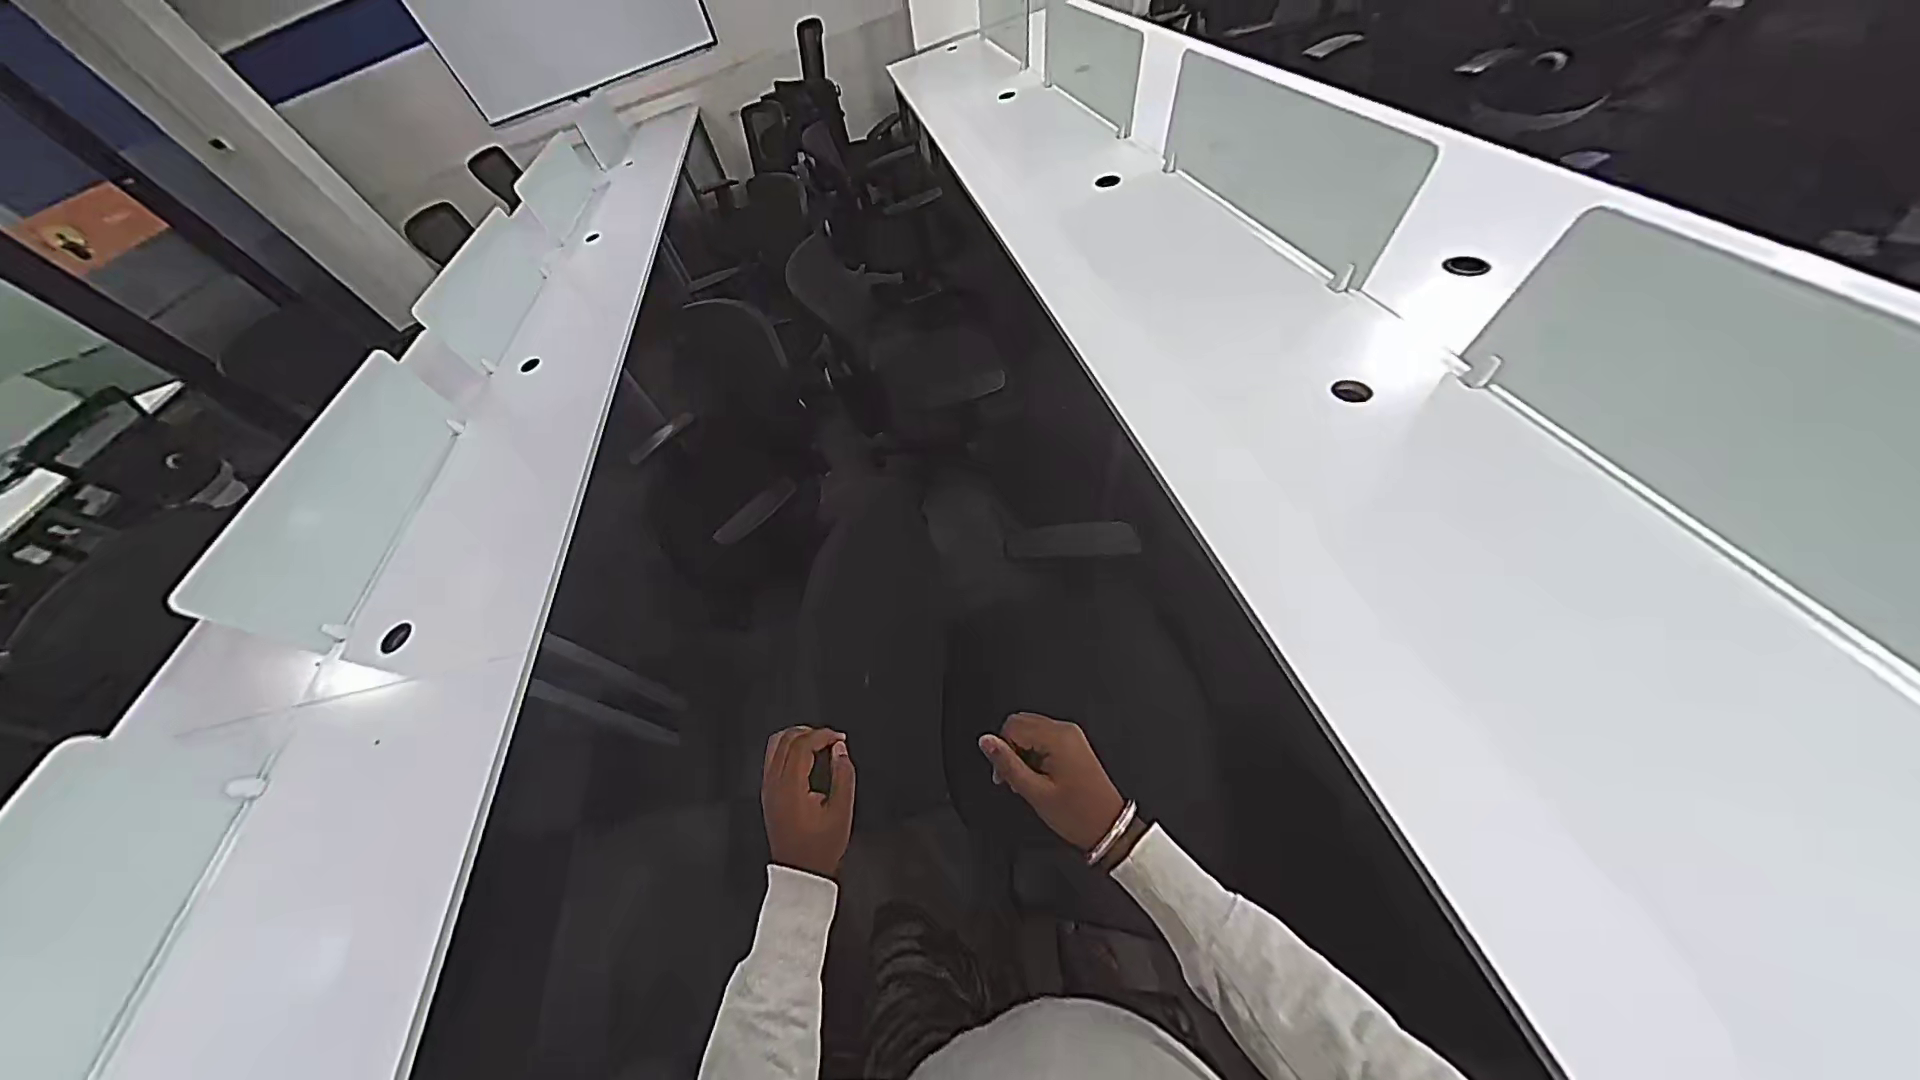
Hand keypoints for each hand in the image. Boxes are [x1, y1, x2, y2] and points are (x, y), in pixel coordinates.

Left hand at [762, 726, 855, 878]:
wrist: (800, 872)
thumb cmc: (820, 847)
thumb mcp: (842, 810)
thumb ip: (843, 774)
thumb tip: (840, 749)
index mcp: (790, 787)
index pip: (802, 745)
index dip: (823, 735)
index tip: (839, 738)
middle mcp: (773, 784)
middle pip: (785, 739)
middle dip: (810, 732)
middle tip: (831, 738)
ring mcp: (767, 788)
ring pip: (775, 745)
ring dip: (797, 737)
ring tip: (819, 743)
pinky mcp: (768, 793)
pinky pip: (773, 757)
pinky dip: (789, 748)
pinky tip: (807, 757)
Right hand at [978, 713, 1125, 851]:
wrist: (1109, 827)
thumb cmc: (1078, 814)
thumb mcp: (1035, 792)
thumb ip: (1007, 763)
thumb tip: (986, 742)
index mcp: (1057, 737)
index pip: (1013, 726)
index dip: (1002, 749)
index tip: (1004, 775)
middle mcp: (1065, 731)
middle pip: (1021, 724)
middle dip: (1011, 749)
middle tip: (1015, 779)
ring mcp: (1071, 736)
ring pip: (1031, 731)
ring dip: (1022, 753)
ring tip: (1030, 782)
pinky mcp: (1073, 745)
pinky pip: (1044, 739)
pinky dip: (1035, 754)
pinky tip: (1040, 778)